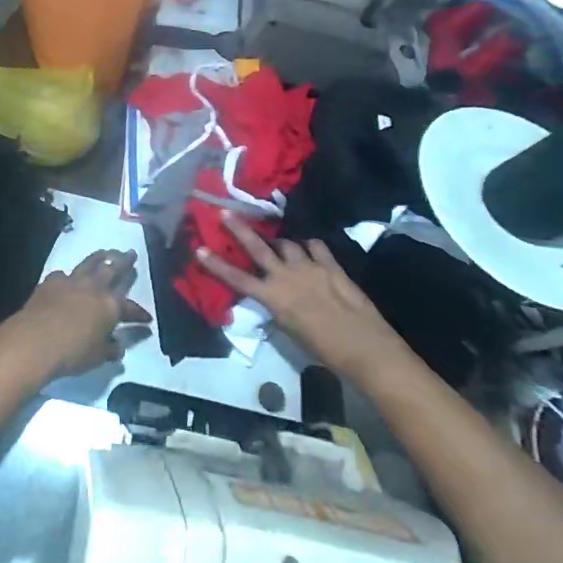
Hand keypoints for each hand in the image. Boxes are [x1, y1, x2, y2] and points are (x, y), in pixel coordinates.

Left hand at [7, 249, 150, 377]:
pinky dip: (68, 276)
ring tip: (105, 252)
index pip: (130, 308)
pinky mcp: (50, 283)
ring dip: (99, 257)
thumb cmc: (72, 352)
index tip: (147, 319)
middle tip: (130, 253)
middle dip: (124, 262)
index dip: (139, 313)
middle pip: (113, 269)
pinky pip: (63, 275)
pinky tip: (67, 278)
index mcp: (110, 306)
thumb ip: (109, 349)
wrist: (35, 340)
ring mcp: (71, 282)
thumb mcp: (97, 356)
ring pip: (89, 264)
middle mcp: (93, 288)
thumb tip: (117, 347)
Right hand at [196, 212, 404, 375]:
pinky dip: (309, 247)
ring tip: (276, 243)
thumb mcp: (290, 332)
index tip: (199, 249)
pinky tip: (309, 249)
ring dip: (279, 242)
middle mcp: (287, 276)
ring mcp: (310, 267)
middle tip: (225, 212)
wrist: (363, 346)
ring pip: (287, 244)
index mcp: (273, 298)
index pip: (237, 278)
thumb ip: (279, 310)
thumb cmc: (323, 349)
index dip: (216, 264)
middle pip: (258, 248)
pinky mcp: (331, 265)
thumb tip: (275, 300)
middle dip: (239, 229)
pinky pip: (315, 246)